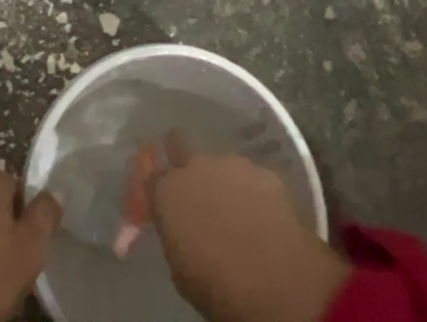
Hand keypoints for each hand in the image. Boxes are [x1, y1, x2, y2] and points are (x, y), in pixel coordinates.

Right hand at [149, 135, 349, 321]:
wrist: (275, 278)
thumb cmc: (216, 283)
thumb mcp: (180, 265)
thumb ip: (175, 232)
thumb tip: (182, 226)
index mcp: (166, 191)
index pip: (150, 175)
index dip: (156, 185)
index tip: (162, 196)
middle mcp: (195, 167)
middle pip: (179, 144)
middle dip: (180, 155)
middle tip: (190, 182)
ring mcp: (232, 165)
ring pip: (219, 164)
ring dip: (221, 179)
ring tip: (232, 208)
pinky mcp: (264, 172)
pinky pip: (249, 177)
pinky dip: (251, 191)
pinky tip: (260, 213)